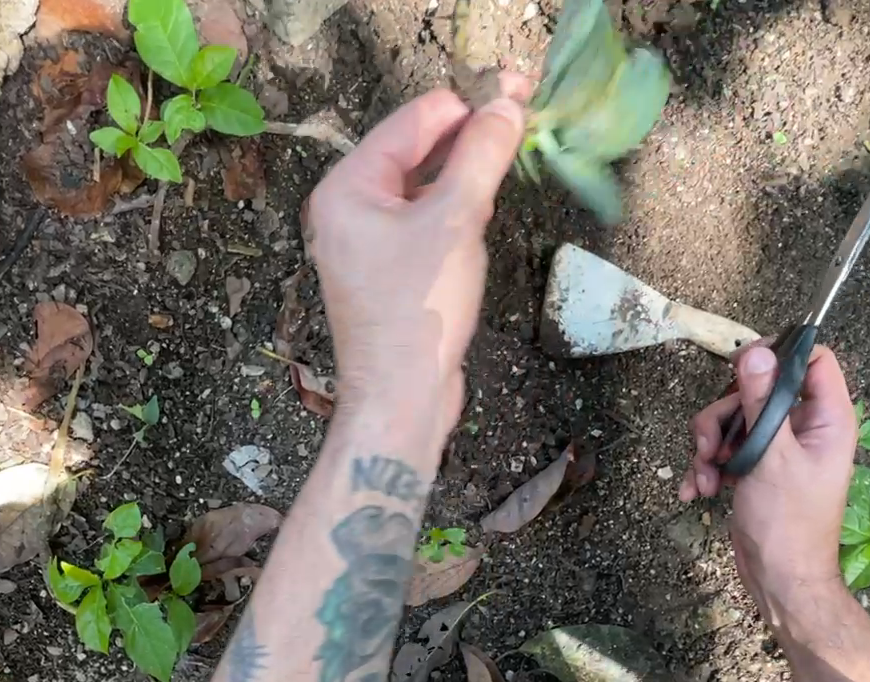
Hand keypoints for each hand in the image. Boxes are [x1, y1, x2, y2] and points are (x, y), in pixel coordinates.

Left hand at [305, 80, 527, 439]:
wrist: (400, 397)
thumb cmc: (419, 309)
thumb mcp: (455, 221)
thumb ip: (481, 155)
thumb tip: (506, 104)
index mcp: (347, 188)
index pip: (414, 120)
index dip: (468, 105)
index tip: (522, 95)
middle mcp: (347, 212)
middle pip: (415, 153)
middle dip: (467, 143)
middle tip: (523, 131)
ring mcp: (364, 248)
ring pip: (421, 192)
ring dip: (462, 182)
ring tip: (504, 177)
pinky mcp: (385, 277)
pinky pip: (420, 228)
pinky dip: (451, 218)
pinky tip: (479, 223)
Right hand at [679, 342, 857, 609]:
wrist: (778, 576)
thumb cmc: (788, 522)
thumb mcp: (771, 457)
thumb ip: (760, 402)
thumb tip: (753, 352)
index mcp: (826, 419)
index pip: (812, 361)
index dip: (777, 355)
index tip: (739, 368)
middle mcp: (802, 428)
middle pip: (754, 392)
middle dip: (722, 419)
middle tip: (708, 447)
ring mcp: (774, 449)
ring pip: (731, 422)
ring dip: (707, 449)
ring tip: (704, 479)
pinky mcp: (751, 469)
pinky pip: (721, 451)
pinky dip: (704, 469)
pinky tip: (696, 491)